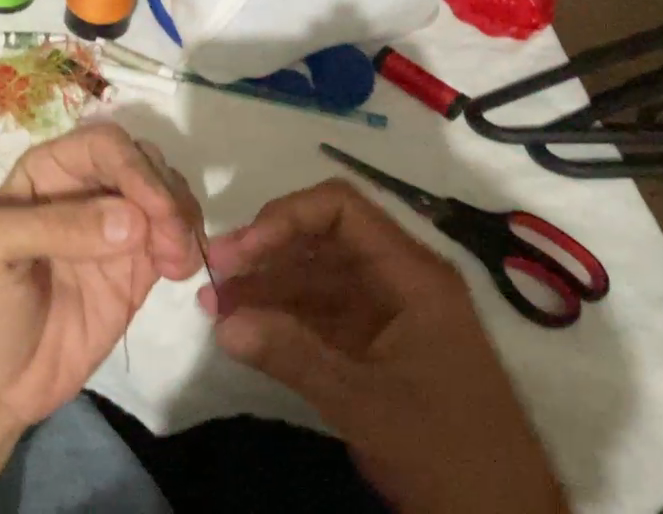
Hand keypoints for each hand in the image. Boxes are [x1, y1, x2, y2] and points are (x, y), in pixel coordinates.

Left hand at [0, 122, 203, 512]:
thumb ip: (51, 227)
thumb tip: (132, 221)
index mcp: (46, 172)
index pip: (102, 146)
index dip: (134, 168)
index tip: (156, 212)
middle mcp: (84, 190)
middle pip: (142, 163)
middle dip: (165, 194)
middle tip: (173, 242)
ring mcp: (114, 230)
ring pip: (165, 196)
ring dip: (183, 218)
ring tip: (178, 262)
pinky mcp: (136, 270)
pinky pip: (174, 239)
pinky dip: (189, 245)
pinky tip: (180, 271)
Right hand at [199, 179, 566, 513]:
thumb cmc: (449, 451)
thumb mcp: (366, 403)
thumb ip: (293, 356)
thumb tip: (222, 323)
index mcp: (411, 275)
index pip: (341, 210)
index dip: (285, 218)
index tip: (242, 250)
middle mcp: (397, 280)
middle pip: (321, 239)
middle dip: (265, 251)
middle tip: (213, 273)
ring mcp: (385, 312)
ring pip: (315, 276)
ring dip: (266, 285)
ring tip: (215, 305)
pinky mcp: (374, 344)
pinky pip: (319, 313)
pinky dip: (280, 316)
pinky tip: (243, 328)